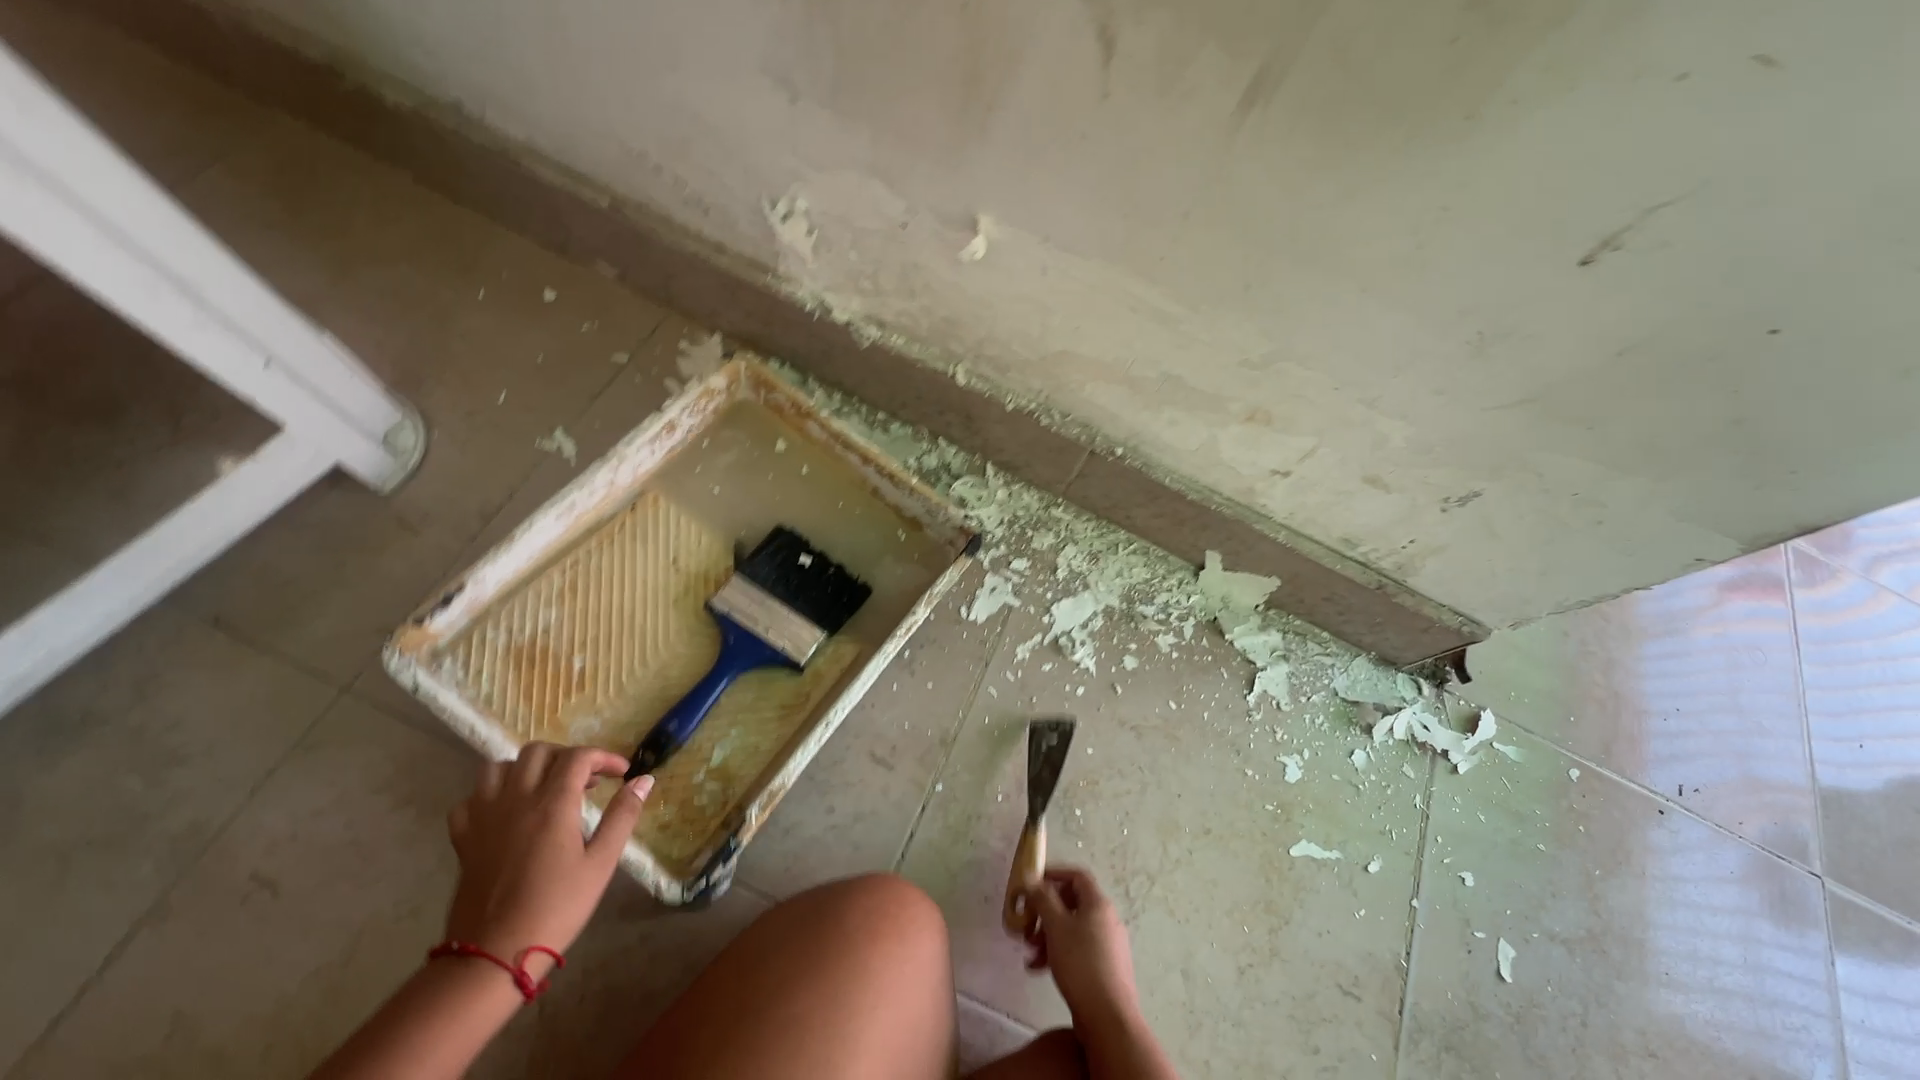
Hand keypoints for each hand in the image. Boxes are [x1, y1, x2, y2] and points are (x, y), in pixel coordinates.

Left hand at [444, 743, 651, 973]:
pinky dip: (491, 795)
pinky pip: (471, 799)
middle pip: (538, 752)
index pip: (578, 757)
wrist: (495, 951)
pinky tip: (507, 813)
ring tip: (546, 789)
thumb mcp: (600, 864)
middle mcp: (515, 799)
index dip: (604, 757)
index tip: (622, 773)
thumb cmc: (557, 907)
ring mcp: (483, 816)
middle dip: (567, 757)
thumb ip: (622, 817)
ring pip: (500, 767)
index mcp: (552, 803)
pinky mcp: (463, 837)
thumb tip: (644, 780)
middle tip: (587, 781)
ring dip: (526, 769)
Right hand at [1023, 867, 1141, 1028]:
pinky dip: (1057, 952)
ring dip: (1047, 935)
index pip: (1076, 876)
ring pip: (1071, 929)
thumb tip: (1032, 878)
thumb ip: (1042, 899)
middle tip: (1026, 925)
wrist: (1108, 1014)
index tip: (1032, 884)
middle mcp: (1106, 920)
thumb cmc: (1080, 963)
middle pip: (1071, 904)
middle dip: (1044, 913)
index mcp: (1098, 904)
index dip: (1054, 875)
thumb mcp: (1056, 926)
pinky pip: (1077, 949)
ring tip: (1030, 952)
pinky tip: (1038, 969)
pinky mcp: (1103, 966)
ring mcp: (1107, 944)